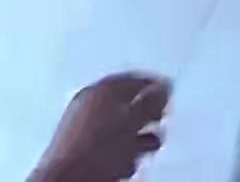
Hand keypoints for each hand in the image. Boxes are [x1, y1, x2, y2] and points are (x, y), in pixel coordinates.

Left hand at [29, 73, 169, 181]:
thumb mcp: (134, 120)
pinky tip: (125, 162)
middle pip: (126, 103)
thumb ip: (152, 101)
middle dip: (146, 116)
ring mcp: (77, 125)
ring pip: (115, 125)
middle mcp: (88, 101)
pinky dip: (117, 149)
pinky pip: (103, 142)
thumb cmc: (95, 151)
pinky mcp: (72, 149)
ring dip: (134, 136)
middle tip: (159, 121)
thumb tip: (164, 87)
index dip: (156, 87)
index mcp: (102, 87)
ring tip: (146, 148)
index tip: (168, 95)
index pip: (137, 78)